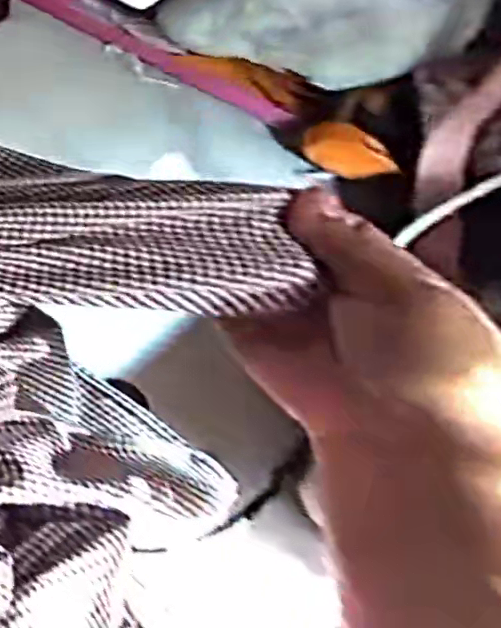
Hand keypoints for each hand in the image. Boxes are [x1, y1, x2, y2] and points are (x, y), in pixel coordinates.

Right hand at [222, 188, 500, 459]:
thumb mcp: (411, 293)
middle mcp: (331, 289)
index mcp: (384, 276)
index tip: (272, 190)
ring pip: (246, 264)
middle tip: (231, 208)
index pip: (334, 229)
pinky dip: (202, 276)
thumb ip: (354, 244)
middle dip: (258, 226)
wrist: (395, 437)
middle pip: (282, 242)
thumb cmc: (439, 373)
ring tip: (203, 228)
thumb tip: (308, 199)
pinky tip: (189, 257)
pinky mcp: (243, 327)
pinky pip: (216, 293)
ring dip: (226, 248)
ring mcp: (285, 309)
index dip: (306, 209)